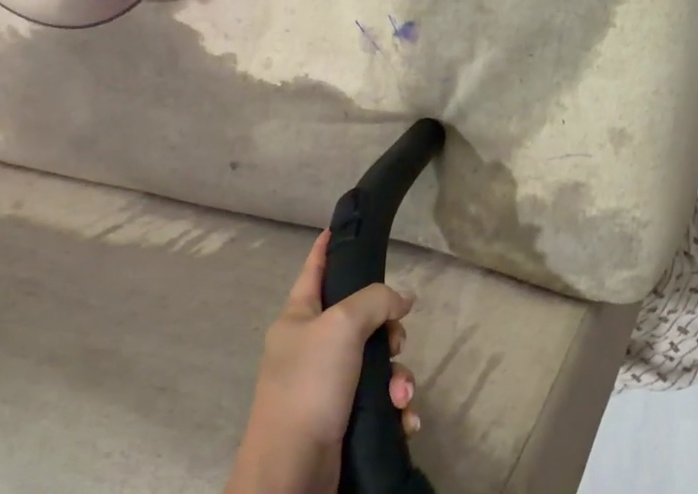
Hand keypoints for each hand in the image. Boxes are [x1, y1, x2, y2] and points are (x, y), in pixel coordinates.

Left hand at [227, 231, 419, 493]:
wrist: (293, 470)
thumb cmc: (309, 385)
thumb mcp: (343, 326)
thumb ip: (376, 300)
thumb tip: (401, 301)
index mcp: (298, 318)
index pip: (315, 270)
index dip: (327, 248)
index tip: (339, 228)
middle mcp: (311, 347)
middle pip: (361, 318)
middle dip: (389, 330)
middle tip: (395, 341)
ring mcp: (326, 384)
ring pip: (377, 362)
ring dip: (398, 377)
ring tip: (401, 394)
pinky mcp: (343, 416)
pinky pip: (381, 398)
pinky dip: (397, 406)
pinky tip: (404, 416)